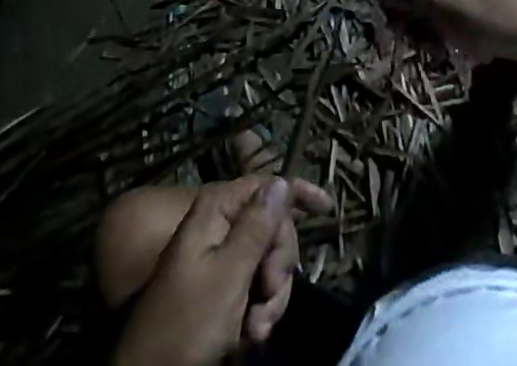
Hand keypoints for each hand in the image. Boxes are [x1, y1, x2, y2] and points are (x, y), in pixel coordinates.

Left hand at [113, 176, 331, 365]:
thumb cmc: (188, 322)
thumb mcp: (229, 275)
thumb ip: (257, 226)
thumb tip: (281, 181)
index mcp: (216, 210)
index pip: (265, 185)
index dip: (298, 193)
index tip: (328, 209)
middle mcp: (220, 224)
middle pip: (274, 227)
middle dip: (279, 267)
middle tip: (267, 295)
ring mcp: (221, 256)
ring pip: (270, 262)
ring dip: (272, 297)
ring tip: (255, 328)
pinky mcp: (223, 285)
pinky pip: (258, 286)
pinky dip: (261, 310)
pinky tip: (250, 334)